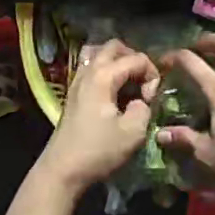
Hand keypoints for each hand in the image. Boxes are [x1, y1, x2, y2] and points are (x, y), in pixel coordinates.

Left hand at [34, 40, 158, 193]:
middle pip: (113, 47)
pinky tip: (114, 93)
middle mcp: (87, 71)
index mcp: (103, 76)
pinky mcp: (73, 92)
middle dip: (134, 59)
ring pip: (98, 54)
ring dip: (117, 62)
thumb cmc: (98, 150)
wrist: (63, 168)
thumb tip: (140, 100)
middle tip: (143, 83)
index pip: (136, 58)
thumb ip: (144, 108)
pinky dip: (105, 71)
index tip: (151, 99)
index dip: (152, 75)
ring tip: (129, 83)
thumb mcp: (133, 132)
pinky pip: (90, 68)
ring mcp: (77, 80)